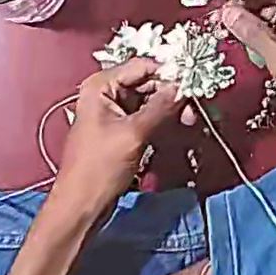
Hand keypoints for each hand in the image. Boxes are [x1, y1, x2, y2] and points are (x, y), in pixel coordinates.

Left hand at [55, 58, 182, 208]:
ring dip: (171, 106)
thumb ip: (161, 107)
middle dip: (172, 92)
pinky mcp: (123, 125)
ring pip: (152, 97)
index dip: (169, 72)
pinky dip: (164, 117)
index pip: (143, 65)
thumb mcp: (133, 134)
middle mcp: (108, 90)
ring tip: (190, 119)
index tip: (194, 82)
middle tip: (194, 107)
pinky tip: (179, 125)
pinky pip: (148, 113)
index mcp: (102, 84)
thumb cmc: (99, 168)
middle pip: (149, 80)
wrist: (80, 208)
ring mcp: (115, 108)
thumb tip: (185, 84)